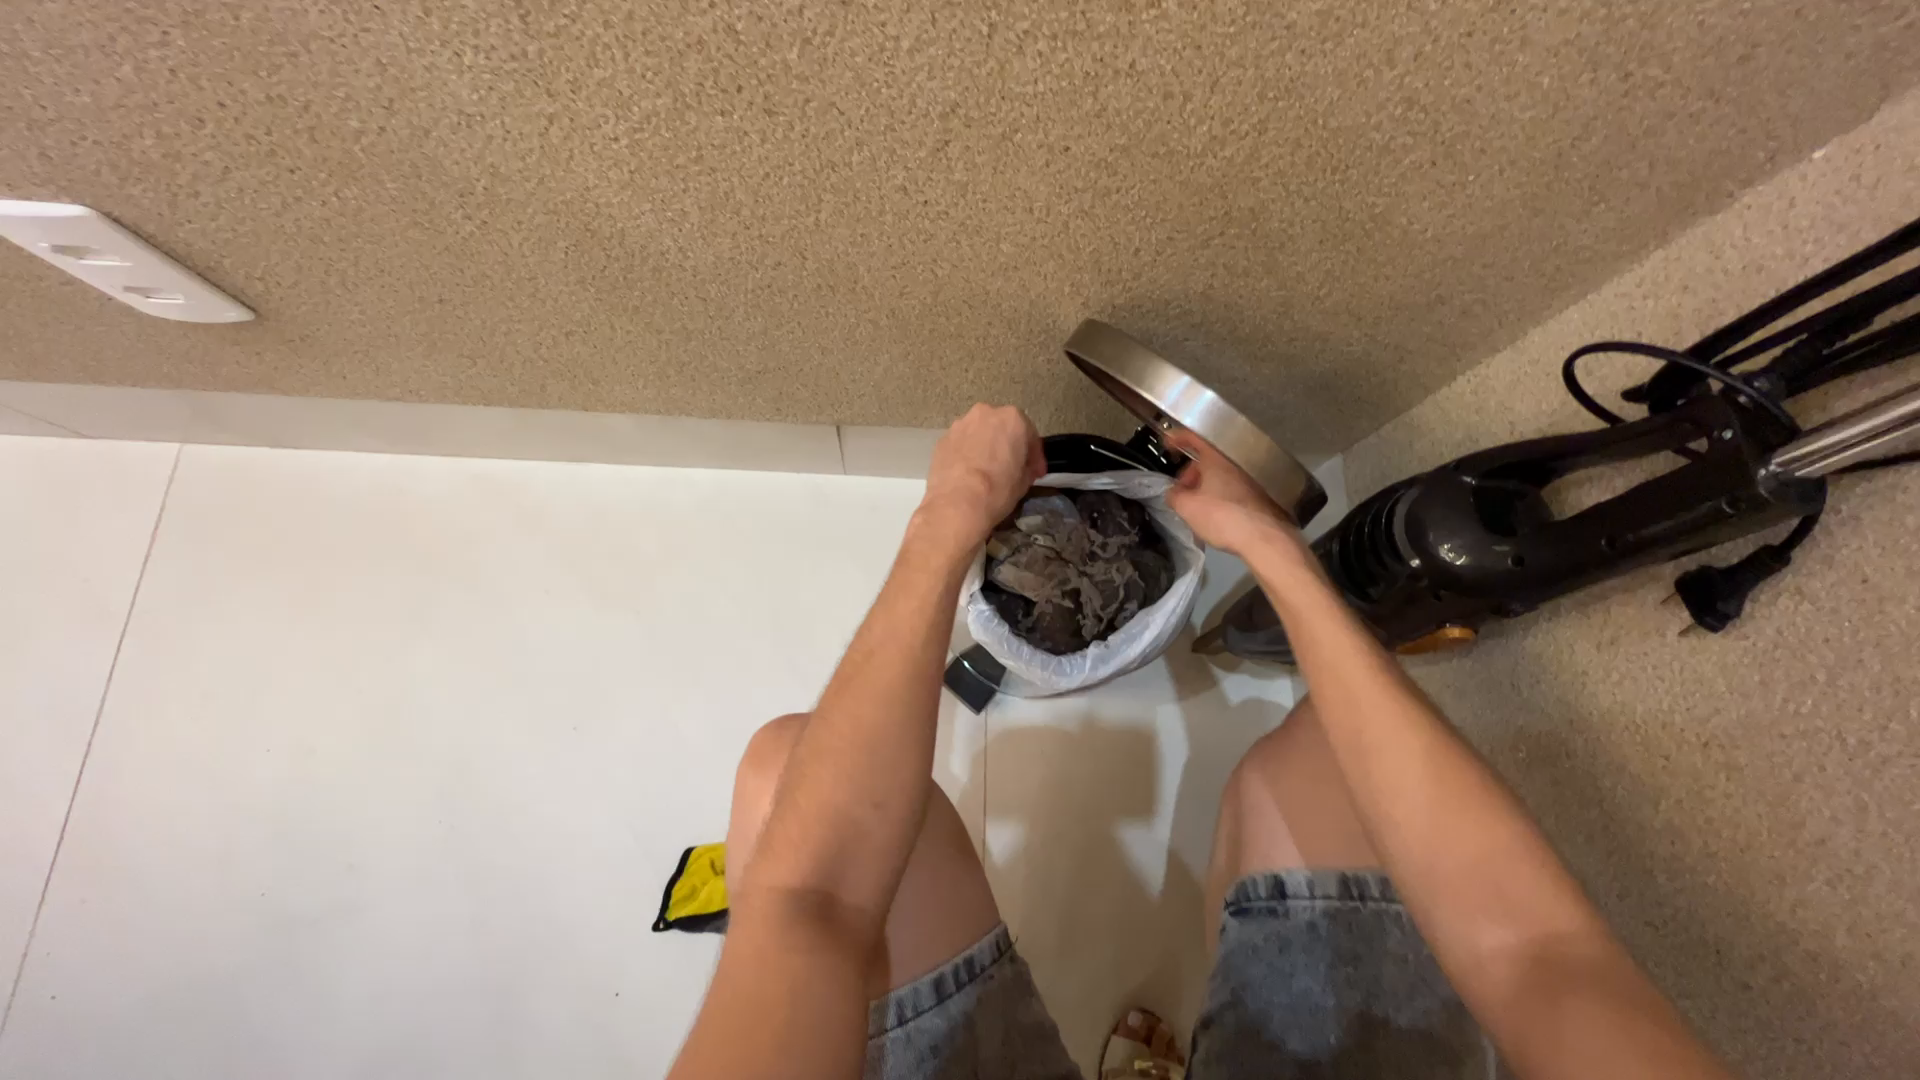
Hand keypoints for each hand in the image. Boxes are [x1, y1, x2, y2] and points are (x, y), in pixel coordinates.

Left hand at [919, 404, 1045, 542]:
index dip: (1035, 456)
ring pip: (979, 434)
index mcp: (1012, 419)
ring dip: (985, 447)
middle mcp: (985, 414)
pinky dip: (967, 454)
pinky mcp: (942, 440)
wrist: (956, 505)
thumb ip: (1027, 467)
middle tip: (1011, 467)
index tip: (1036, 472)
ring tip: (987, 471)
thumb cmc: (997, 490)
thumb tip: (1025, 468)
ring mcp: (960, 425)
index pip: (1030, 435)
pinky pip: (962, 444)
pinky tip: (969, 474)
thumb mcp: (1024, 481)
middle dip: (1008, 446)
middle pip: (1002, 428)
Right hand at [1162, 428, 1307, 558]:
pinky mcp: (1257, 495)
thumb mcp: (1186, 507)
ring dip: (1204, 489)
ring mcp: (1249, 479)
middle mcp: (1234, 464)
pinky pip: (1231, 490)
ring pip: (1219, 477)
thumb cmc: (1224, 518)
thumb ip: (1173, 495)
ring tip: (1196, 510)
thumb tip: (1173, 493)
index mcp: (1215, 459)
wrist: (1263, 539)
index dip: (1177, 438)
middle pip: (1205, 461)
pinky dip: (1219, 498)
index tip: (1168, 444)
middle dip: (1190, 475)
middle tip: (1180, 493)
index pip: (1193, 438)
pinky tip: (1214, 517)